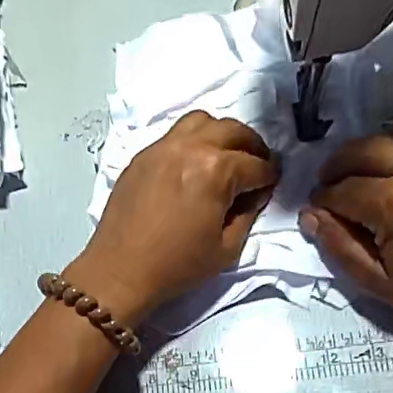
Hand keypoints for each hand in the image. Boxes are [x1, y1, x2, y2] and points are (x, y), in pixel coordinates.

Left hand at [70, 111, 279, 321]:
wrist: (121, 271)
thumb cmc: (177, 266)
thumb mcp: (226, 249)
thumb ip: (247, 215)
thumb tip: (254, 195)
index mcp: (216, 170)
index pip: (256, 165)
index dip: (270, 177)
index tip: (271, 185)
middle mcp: (190, 148)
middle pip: (233, 130)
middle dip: (253, 147)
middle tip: (258, 165)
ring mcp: (162, 148)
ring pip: (202, 121)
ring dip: (222, 134)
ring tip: (227, 156)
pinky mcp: (143, 156)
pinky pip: (175, 134)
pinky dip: (193, 141)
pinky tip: (195, 164)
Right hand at [304, 129, 392, 340]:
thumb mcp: (380, 283)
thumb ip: (339, 246)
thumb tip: (310, 215)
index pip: (342, 189)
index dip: (323, 200)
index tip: (318, 209)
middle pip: (362, 148)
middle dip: (338, 166)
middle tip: (330, 184)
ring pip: (392, 135)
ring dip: (370, 154)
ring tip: (363, 177)